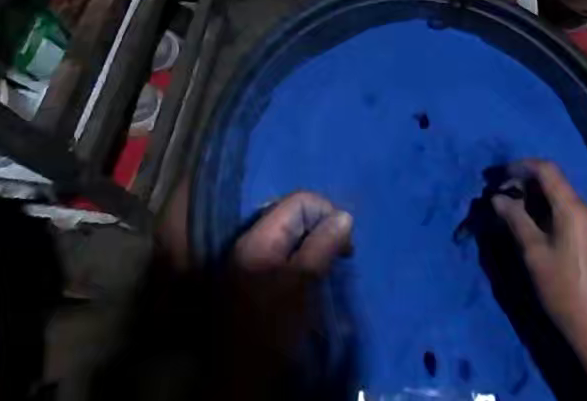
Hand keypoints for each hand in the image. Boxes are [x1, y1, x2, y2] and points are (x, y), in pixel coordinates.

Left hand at [225, 191, 353, 368]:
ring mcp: (247, 261)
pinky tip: (311, 282)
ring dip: (312, 246)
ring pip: (288, 237)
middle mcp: (249, 241)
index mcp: (257, 236)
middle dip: (320, 228)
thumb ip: (321, 246)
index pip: (298, 202)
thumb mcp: (301, 286)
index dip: (326, 214)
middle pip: (291, 216)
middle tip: (341, 257)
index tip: (346, 245)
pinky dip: (300, 261)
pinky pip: (280, 256)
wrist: (240, 383)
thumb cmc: (272, 331)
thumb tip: (344, 216)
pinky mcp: (251, 282)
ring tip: (330, 269)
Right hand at [490, 159, 586, 360]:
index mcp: (574, 209)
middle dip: (524, 184)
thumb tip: (498, 197)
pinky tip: (533, 228)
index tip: (498, 177)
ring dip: (535, 200)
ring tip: (511, 213)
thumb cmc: (565, 290)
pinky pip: (569, 214)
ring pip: (561, 199)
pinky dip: (547, 213)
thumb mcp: (534, 253)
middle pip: (554, 183)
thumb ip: (515, 219)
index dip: (520, 166)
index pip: (546, 169)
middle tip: (500, 197)